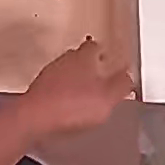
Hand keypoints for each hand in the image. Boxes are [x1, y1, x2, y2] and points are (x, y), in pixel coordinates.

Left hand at [5, 38, 132, 140]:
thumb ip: (121, 85)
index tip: (109, 56)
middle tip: (98, 73)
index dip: (103, 51)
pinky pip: (54, 85)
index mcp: (84, 56)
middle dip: (89, 64)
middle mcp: (65, 60)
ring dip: (75, 78)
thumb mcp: (108, 98)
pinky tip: (67, 105)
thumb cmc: (70, 105)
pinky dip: (62, 91)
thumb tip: (129, 77)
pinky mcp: (39, 89)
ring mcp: (50, 73)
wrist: (35, 118)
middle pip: (79, 56)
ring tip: (84, 92)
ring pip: (66, 69)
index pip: (95, 45)